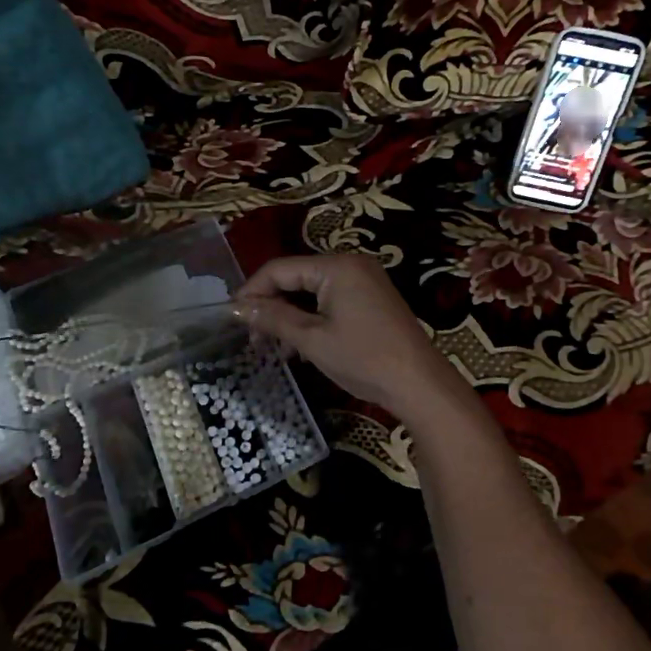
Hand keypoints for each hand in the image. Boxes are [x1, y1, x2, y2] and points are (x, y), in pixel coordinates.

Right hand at [236, 253, 471, 420]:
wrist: (419, 384)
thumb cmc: (363, 358)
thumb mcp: (312, 339)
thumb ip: (273, 318)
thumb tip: (236, 308)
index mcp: (336, 267)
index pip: (279, 269)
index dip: (252, 291)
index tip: (232, 317)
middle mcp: (350, 265)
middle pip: (295, 277)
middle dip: (270, 306)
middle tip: (251, 337)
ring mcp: (364, 282)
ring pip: (311, 292)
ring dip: (289, 316)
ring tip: (272, 348)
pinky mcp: (370, 300)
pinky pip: (330, 301)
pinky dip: (311, 319)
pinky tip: (299, 348)